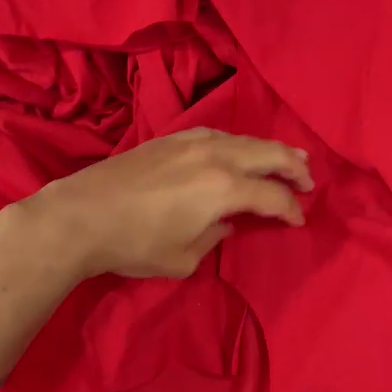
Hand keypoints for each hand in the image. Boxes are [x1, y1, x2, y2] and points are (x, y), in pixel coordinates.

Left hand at [12, 127, 312, 278]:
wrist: (81, 216)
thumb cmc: (135, 245)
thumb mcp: (185, 257)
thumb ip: (215, 237)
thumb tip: (225, 222)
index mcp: (225, 189)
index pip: (273, 195)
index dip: (291, 210)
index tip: (298, 221)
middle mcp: (215, 157)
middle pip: (268, 154)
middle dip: (294, 166)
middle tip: (309, 180)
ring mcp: (191, 143)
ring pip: (244, 139)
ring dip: (270, 148)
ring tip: (288, 155)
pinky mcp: (170, 139)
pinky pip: (218, 134)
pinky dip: (239, 142)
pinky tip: (240, 148)